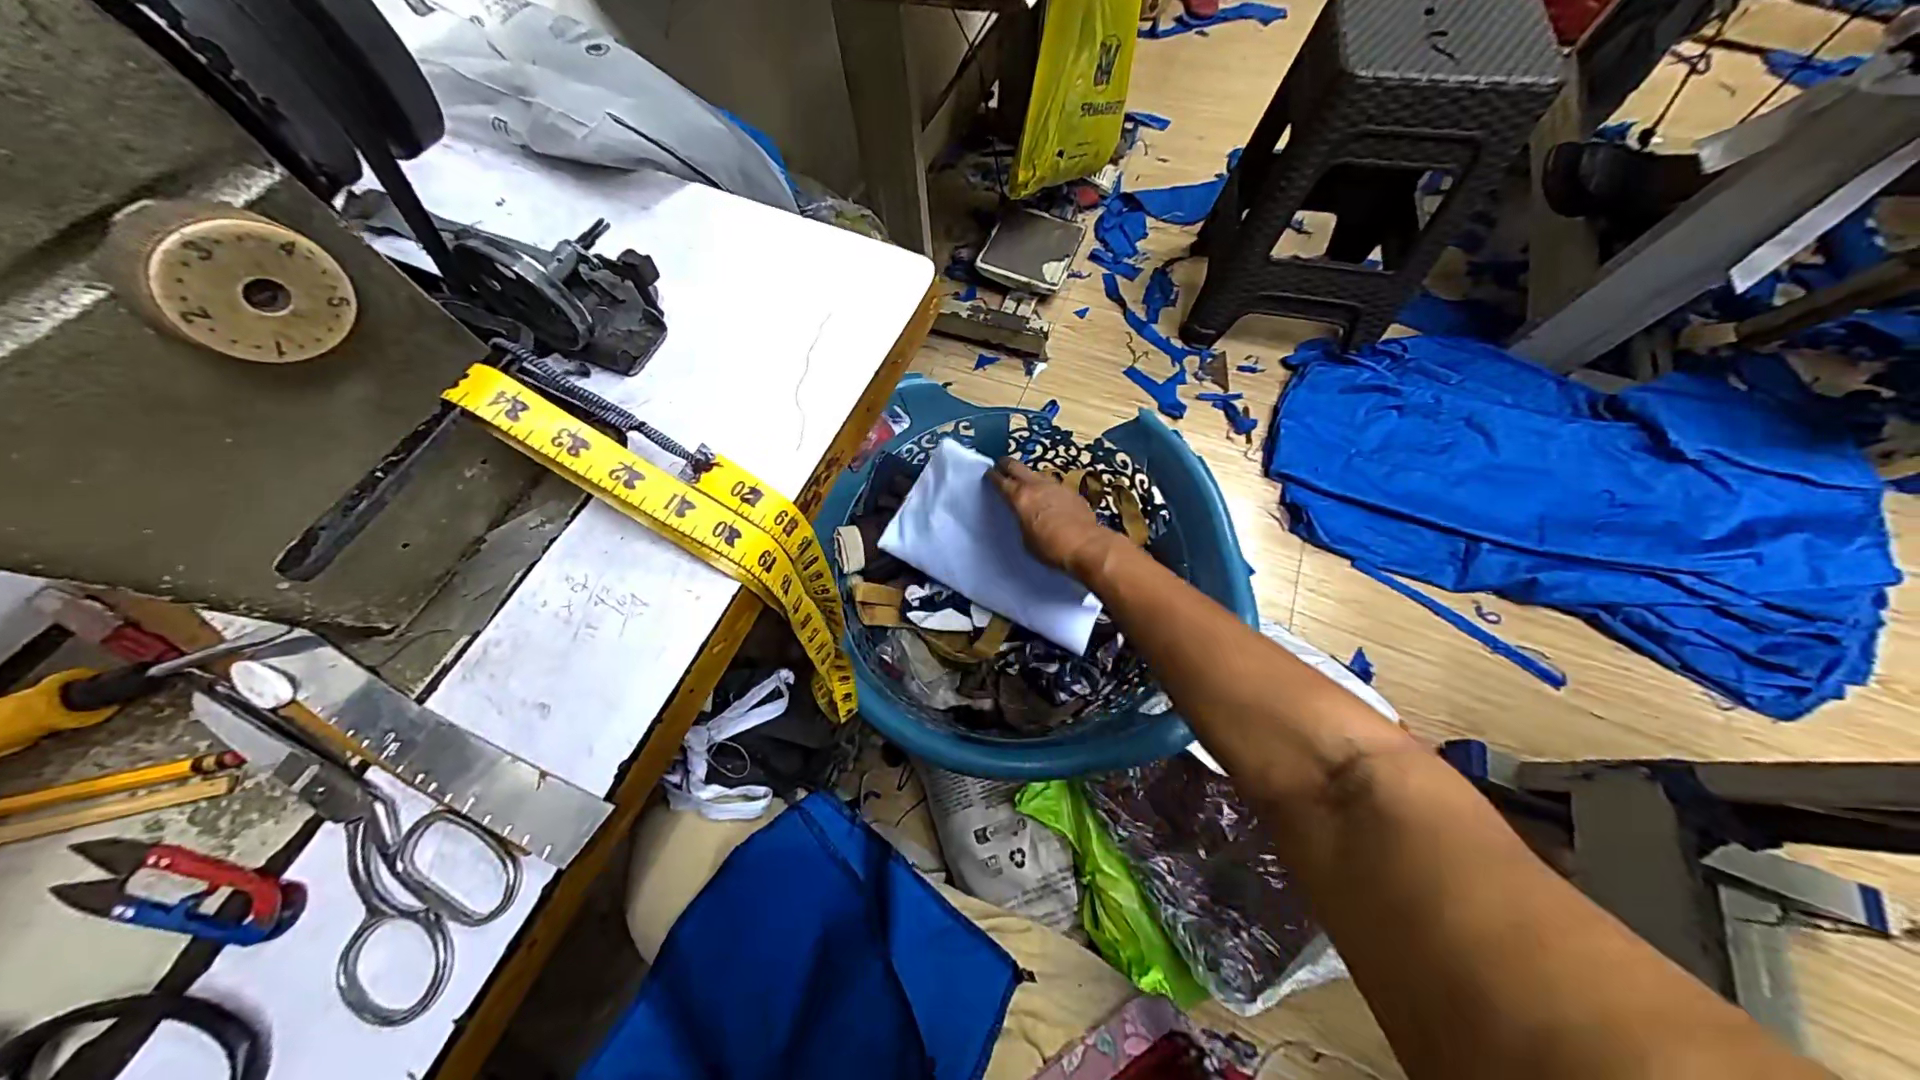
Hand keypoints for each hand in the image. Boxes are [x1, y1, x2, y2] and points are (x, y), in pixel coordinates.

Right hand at [988, 457, 1120, 580]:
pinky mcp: (1072, 492)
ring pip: (1037, 474)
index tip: (989, 474)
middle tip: (1002, 465)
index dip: (993, 476)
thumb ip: (1022, 521)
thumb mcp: (1026, 539)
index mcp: (1020, 497)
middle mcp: (1037, 485)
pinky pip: (1054, 486)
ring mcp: (1056, 486)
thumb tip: (1026, 517)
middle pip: (1017, 466)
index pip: (1001, 481)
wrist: (1085, 545)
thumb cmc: (1049, 547)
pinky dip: (1048, 489)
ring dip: (1029, 476)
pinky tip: (1049, 497)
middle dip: (1007, 464)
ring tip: (1027, 483)